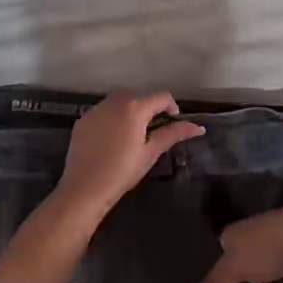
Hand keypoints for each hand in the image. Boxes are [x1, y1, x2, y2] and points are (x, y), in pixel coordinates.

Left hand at [52, 91, 203, 223]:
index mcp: (135, 107)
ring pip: (119, 100)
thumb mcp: (151, 152)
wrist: (85, 188)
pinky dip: (112, 117)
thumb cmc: (123, 171)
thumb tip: (198, 127)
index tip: (173, 122)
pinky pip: (103, 110)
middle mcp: (114, 101)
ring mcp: (96, 109)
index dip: (172, 107)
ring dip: (130, 109)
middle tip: (154, 129)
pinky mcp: (83, 119)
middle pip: (139, 94)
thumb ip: (173, 134)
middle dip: (150, 107)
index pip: (161, 96)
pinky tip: (112, 138)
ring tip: (133, 132)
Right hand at [188, 207, 282, 282]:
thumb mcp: (235, 267)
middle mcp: (256, 229)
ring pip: (265, 259)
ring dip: (262, 273)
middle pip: (243, 251)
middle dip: (239, 267)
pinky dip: (282, 278)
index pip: (220, 243)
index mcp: (237, 228)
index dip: (214, 261)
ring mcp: (280, 239)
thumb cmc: (268, 248)